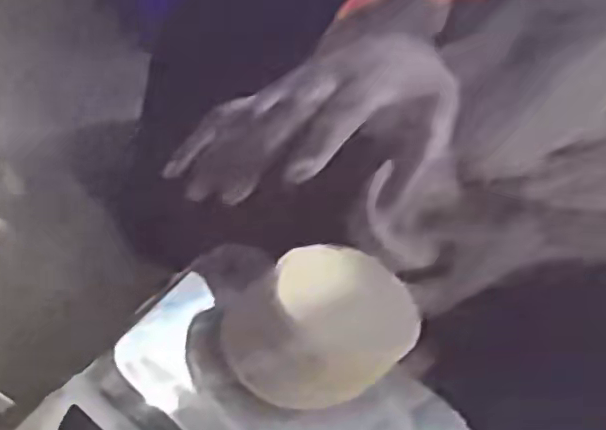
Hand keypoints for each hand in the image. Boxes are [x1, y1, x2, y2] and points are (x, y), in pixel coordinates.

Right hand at [164, 34, 457, 212]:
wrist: (390, 44)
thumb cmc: (409, 97)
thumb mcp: (434, 120)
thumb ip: (415, 163)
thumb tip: (387, 210)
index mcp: (369, 83)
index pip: (340, 112)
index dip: (316, 141)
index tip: (293, 178)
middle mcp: (320, 81)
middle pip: (281, 117)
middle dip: (252, 156)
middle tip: (229, 196)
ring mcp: (283, 89)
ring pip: (246, 118)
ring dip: (218, 155)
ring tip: (194, 193)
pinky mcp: (260, 98)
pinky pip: (222, 116)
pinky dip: (194, 142)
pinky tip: (171, 171)